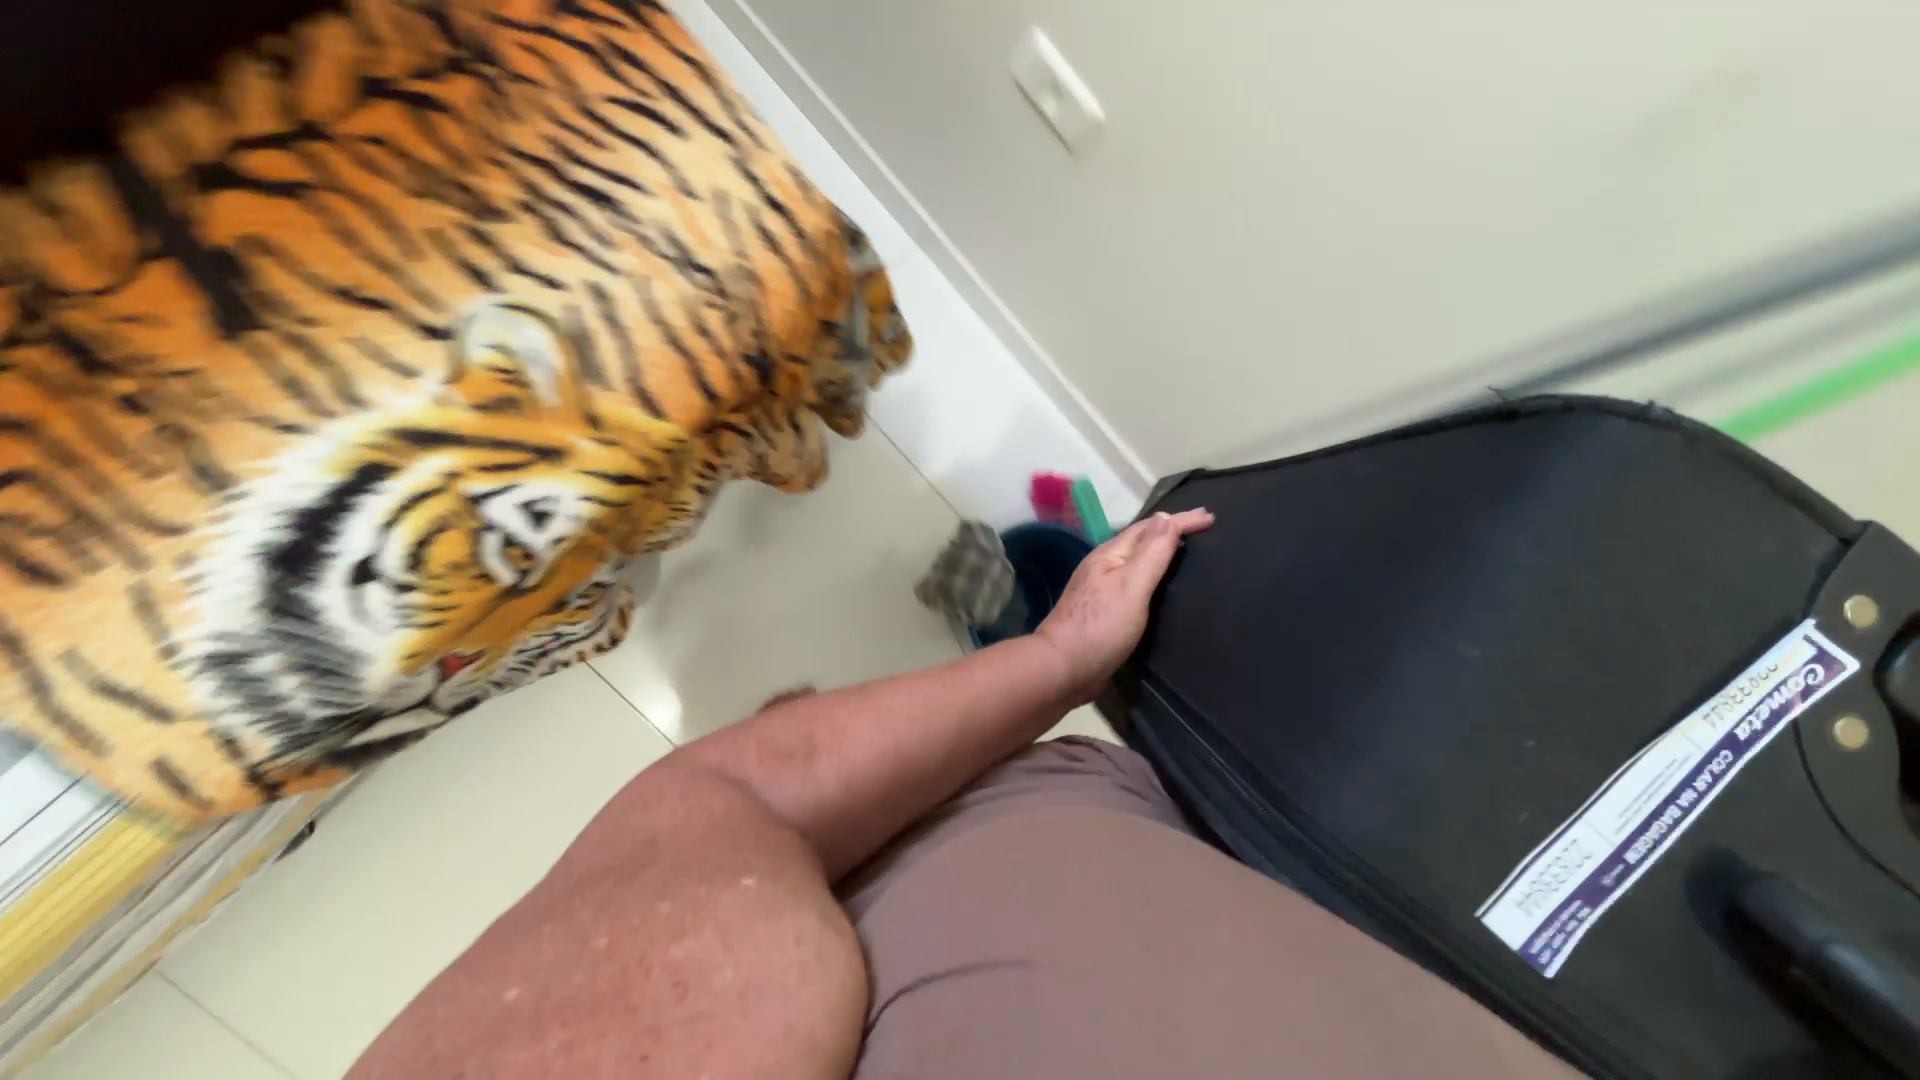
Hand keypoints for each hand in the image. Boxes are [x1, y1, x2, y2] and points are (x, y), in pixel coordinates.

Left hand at [1034, 508, 1214, 702]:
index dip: (1180, 521)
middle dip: (1171, 531)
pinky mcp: (1103, 612)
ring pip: (1136, 561)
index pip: (1149, 528)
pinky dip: (1153, 577)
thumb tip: (1166, 517)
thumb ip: (1151, 553)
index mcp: (1110, 555)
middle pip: (1141, 540)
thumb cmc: (1100, 626)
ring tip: (1188, 552)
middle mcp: (1104, 566)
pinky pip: (1134, 583)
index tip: (1211, 518)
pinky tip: (1163, 587)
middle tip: (1204, 528)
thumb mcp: (1131, 585)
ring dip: (1161, 552)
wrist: (1062, 668)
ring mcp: (1100, 589)